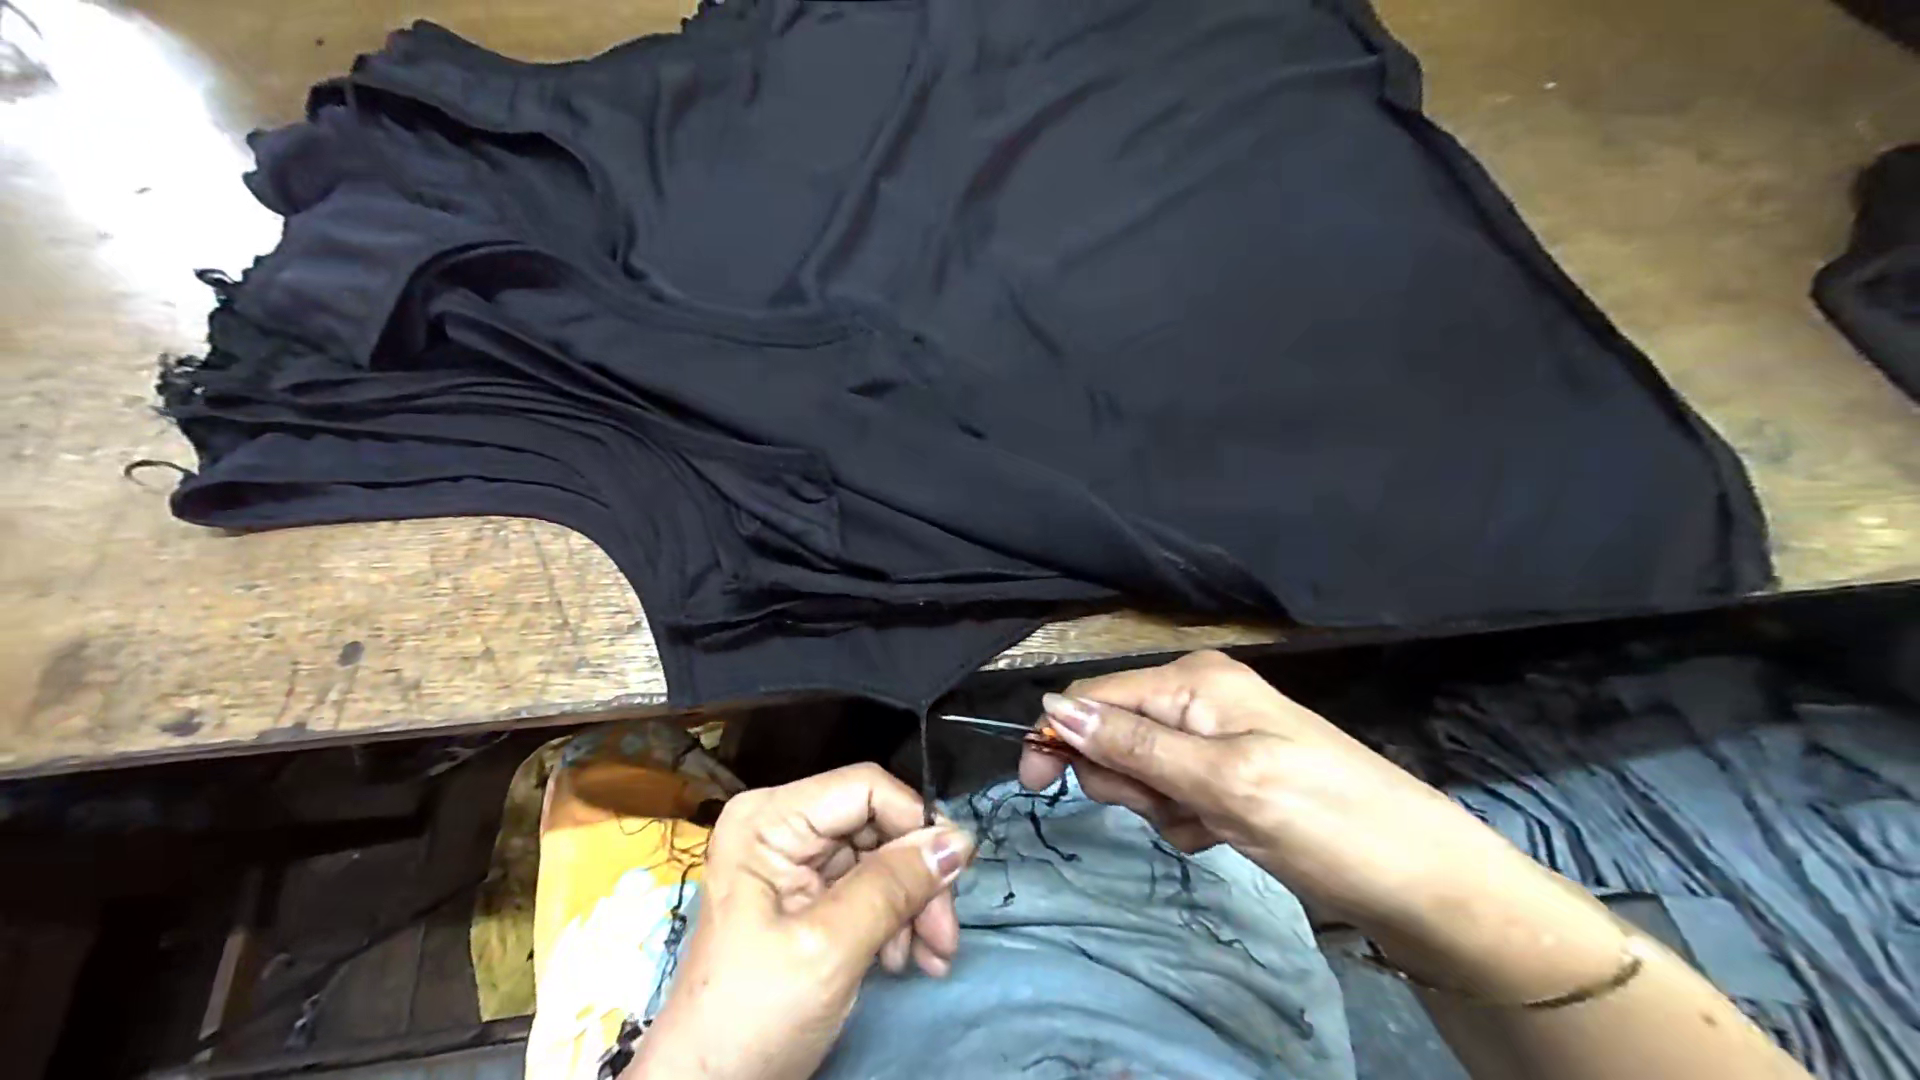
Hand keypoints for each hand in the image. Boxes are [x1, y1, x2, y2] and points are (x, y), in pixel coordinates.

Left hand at [627, 764, 975, 1079]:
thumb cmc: (752, 1018)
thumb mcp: (829, 948)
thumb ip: (894, 886)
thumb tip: (962, 839)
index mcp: (769, 819)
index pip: (863, 788)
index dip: (914, 823)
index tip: (952, 874)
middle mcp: (782, 825)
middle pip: (877, 824)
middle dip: (917, 876)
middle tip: (944, 935)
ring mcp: (794, 859)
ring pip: (881, 855)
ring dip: (914, 903)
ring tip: (930, 957)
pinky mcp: (807, 893)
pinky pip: (869, 885)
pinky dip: (896, 918)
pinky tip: (906, 959)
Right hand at [1019, 650, 1548, 939]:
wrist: (1423, 881)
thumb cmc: (1326, 820)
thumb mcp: (1223, 782)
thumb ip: (1135, 744)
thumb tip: (1051, 709)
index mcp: (1193, 681)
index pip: (1096, 697)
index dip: (1059, 736)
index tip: (1035, 787)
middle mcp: (1197, 696)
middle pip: (1113, 731)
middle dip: (1125, 777)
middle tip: (1172, 808)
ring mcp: (1213, 735)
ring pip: (1139, 768)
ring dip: (1157, 803)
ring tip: (1209, 823)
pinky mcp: (1226, 773)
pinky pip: (1171, 791)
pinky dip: (1183, 817)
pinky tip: (1222, 832)